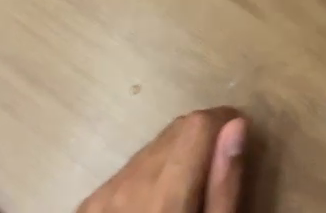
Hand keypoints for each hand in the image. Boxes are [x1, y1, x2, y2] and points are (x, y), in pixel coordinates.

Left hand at [77, 108, 248, 212]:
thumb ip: (225, 187)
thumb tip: (237, 126)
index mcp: (162, 200)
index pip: (195, 125)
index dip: (223, 122)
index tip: (239, 138)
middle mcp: (126, 188)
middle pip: (174, 132)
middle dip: (203, 139)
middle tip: (221, 168)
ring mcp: (100, 197)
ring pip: (151, 149)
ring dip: (177, 155)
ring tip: (192, 190)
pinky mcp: (86, 206)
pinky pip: (129, 170)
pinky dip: (152, 174)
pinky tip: (160, 205)